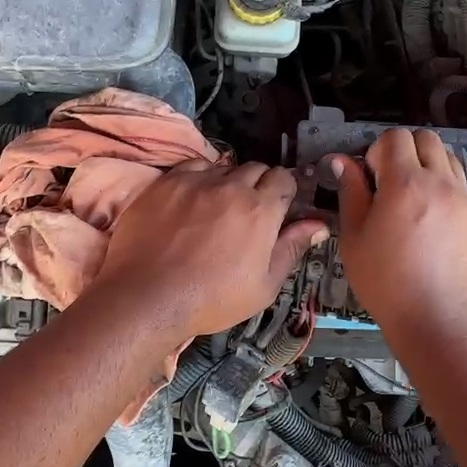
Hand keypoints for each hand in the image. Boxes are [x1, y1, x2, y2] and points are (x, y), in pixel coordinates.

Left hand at [87, 160, 327, 338]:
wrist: (148, 298)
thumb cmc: (211, 300)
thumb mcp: (264, 286)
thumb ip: (291, 248)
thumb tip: (318, 225)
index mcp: (261, 210)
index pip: (284, 178)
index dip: (284, 191)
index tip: (278, 208)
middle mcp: (231, 187)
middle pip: (256, 168)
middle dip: (258, 185)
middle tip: (248, 212)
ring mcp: (196, 182)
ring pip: (224, 167)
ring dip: (228, 181)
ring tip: (218, 207)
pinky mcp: (166, 183)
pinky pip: (192, 166)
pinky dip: (199, 177)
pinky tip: (193, 199)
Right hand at [329, 128, 466, 336]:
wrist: (434, 315)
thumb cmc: (384, 279)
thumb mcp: (354, 236)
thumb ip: (351, 192)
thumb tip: (342, 162)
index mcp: (405, 182)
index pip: (395, 137)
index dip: (378, 150)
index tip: (371, 177)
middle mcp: (440, 182)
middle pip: (426, 138)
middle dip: (405, 150)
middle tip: (391, 182)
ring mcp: (464, 199)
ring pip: (448, 158)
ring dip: (428, 165)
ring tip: (413, 198)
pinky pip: (461, 186)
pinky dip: (445, 189)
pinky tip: (432, 221)